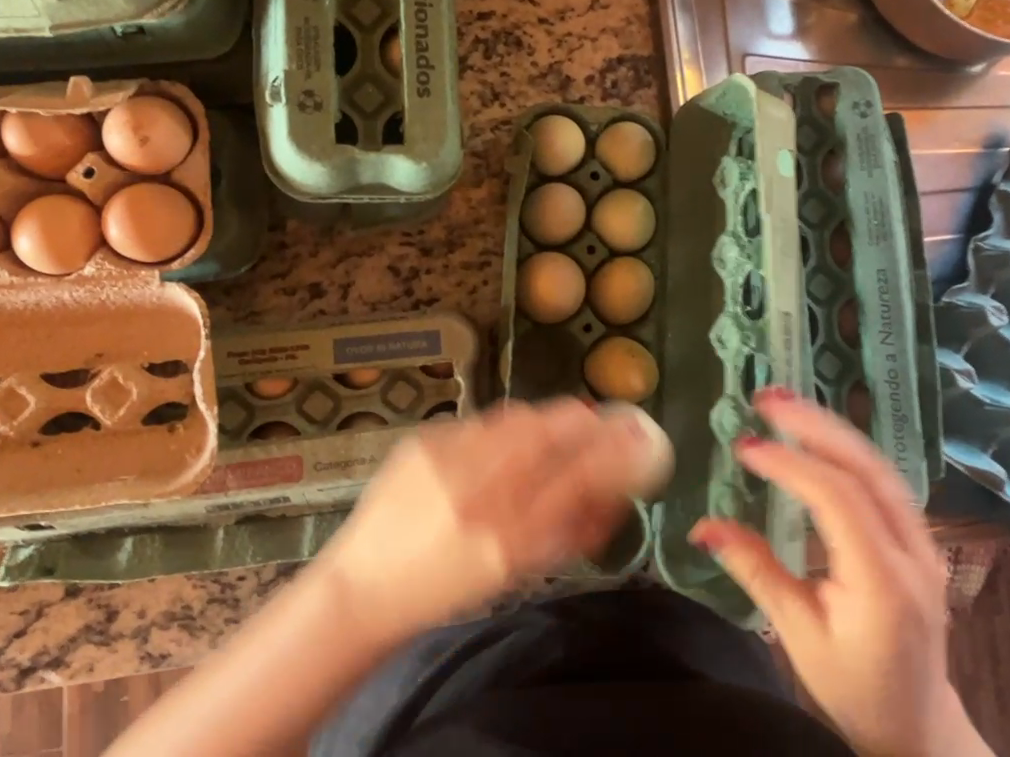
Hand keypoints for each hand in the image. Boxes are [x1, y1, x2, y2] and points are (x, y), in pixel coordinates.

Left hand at [312, 397, 671, 641]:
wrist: (363, 586)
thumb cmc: (445, 591)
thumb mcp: (515, 574)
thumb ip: (567, 533)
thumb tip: (614, 496)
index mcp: (508, 539)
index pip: (581, 478)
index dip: (621, 452)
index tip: (646, 438)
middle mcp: (480, 493)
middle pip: (553, 432)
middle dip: (590, 421)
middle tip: (608, 422)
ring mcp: (447, 460)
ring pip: (519, 418)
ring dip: (549, 421)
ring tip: (560, 431)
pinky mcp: (422, 441)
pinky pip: (481, 423)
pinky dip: (505, 429)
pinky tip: (505, 443)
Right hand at [691, 389, 988, 756]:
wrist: (918, 724)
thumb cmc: (853, 686)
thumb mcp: (798, 634)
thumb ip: (756, 572)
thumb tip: (703, 527)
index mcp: (883, 581)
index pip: (838, 500)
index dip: (790, 465)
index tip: (744, 447)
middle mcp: (913, 553)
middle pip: (868, 469)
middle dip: (815, 427)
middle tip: (766, 398)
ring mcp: (923, 544)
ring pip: (881, 468)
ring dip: (832, 431)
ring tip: (785, 405)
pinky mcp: (918, 541)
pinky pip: (885, 482)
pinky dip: (848, 451)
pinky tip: (818, 437)